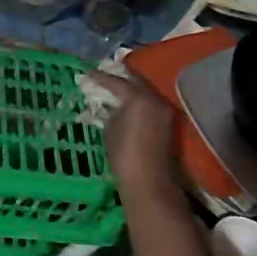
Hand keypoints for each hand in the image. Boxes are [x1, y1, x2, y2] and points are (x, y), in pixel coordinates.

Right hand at [87, 70, 175, 191]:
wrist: (149, 181)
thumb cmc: (124, 156)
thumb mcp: (110, 130)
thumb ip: (110, 112)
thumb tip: (110, 105)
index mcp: (138, 99)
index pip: (116, 82)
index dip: (100, 78)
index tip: (88, 74)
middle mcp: (155, 99)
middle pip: (136, 82)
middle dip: (120, 78)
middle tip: (104, 76)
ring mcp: (164, 110)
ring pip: (146, 92)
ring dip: (131, 89)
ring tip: (116, 88)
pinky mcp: (168, 122)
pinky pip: (151, 103)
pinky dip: (139, 100)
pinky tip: (129, 103)